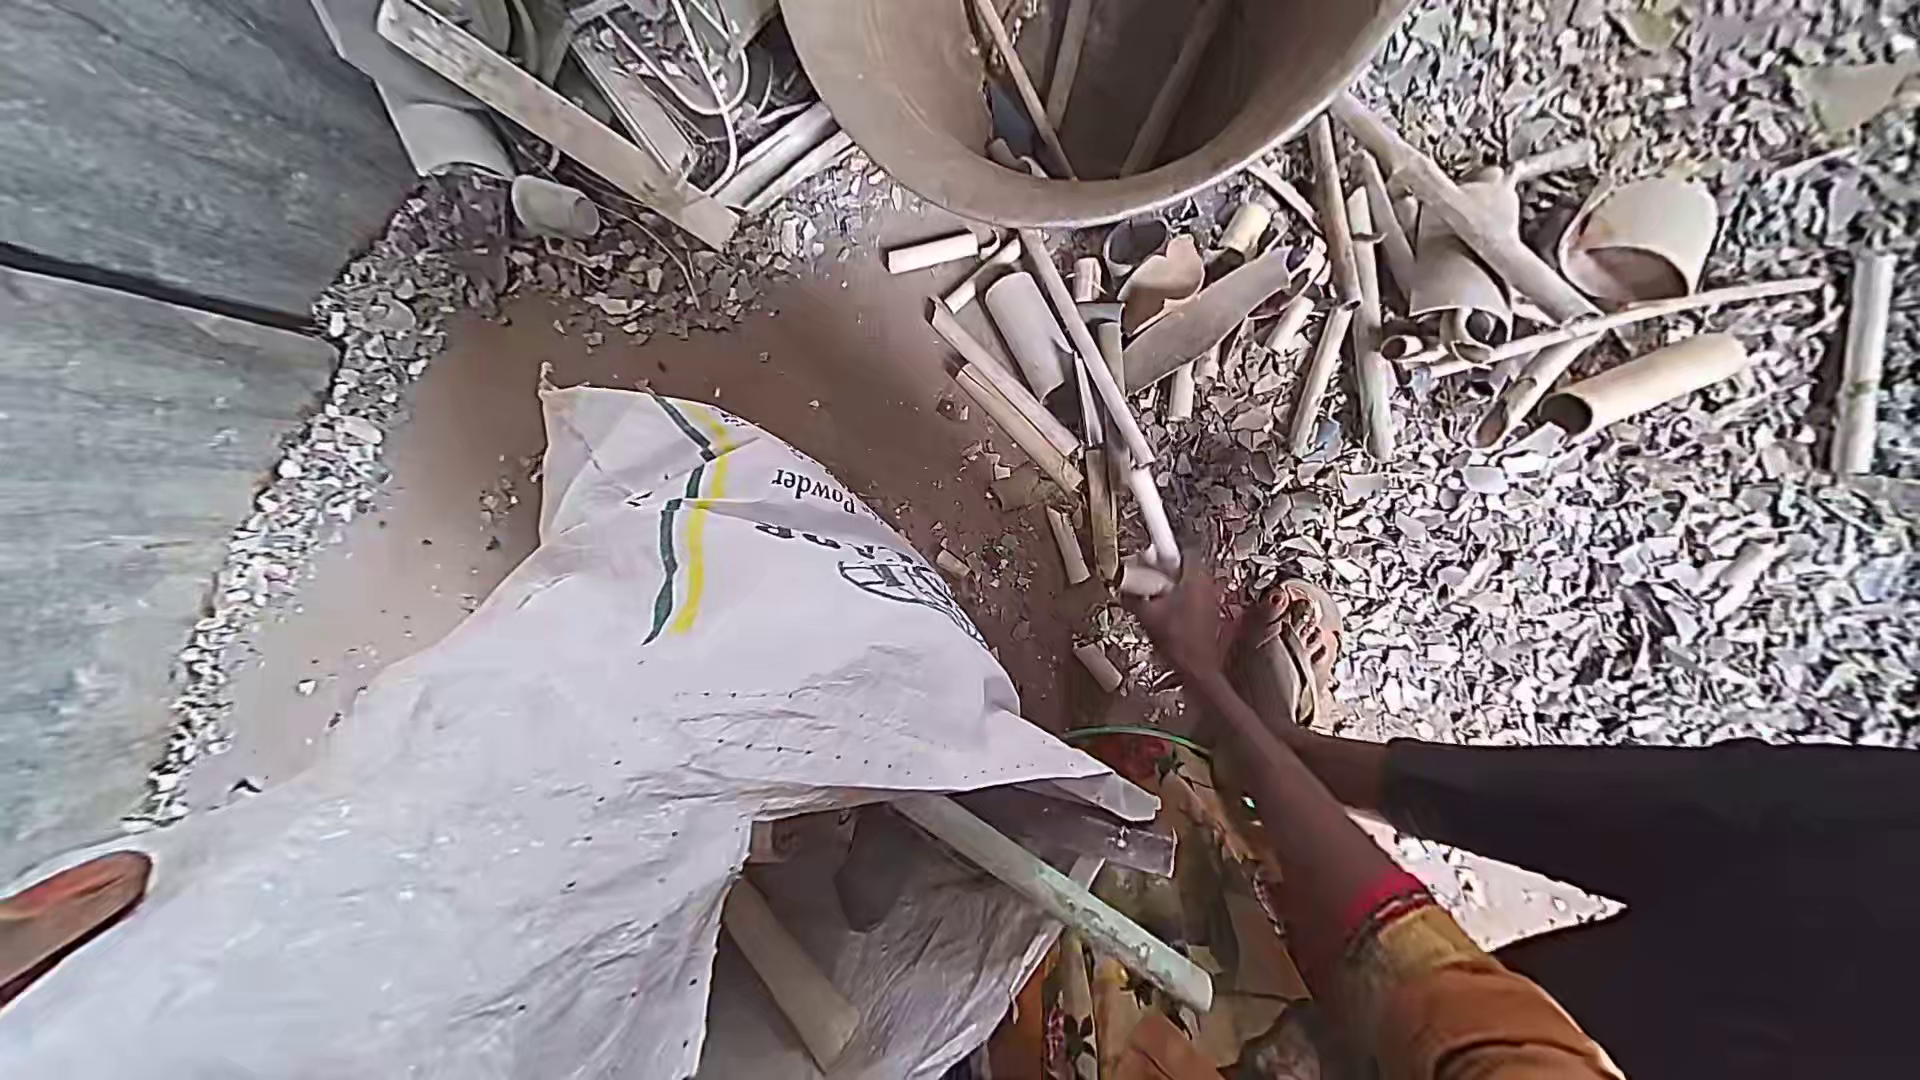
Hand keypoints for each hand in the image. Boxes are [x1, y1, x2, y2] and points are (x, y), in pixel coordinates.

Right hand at [1125, 551, 1232, 679]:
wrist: (1197, 671)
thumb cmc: (1178, 642)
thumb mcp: (1146, 614)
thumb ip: (1132, 595)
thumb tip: (1121, 586)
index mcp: (1195, 579)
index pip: (1185, 548)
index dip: (1165, 547)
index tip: (1153, 548)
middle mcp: (1208, 585)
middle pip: (1185, 564)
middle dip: (1164, 567)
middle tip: (1147, 574)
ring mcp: (1210, 600)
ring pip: (1187, 580)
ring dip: (1170, 582)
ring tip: (1153, 593)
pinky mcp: (1208, 613)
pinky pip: (1190, 595)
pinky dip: (1176, 596)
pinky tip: (1162, 609)